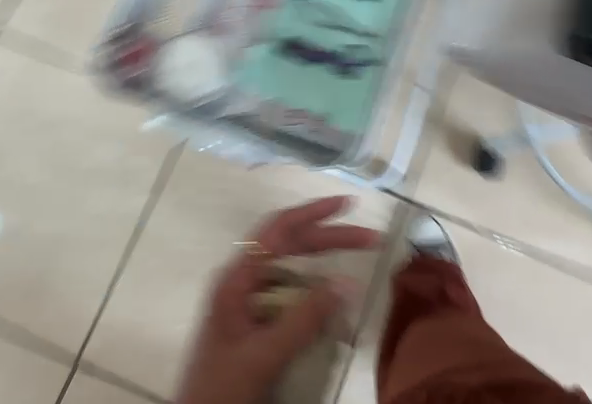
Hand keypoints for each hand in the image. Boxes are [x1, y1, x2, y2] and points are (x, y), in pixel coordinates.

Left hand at [176, 196, 381, 403]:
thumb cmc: (221, 391)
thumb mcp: (263, 356)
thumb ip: (303, 319)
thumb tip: (348, 281)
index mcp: (236, 279)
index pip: (278, 229)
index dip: (313, 212)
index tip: (348, 205)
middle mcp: (241, 283)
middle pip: (290, 246)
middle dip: (329, 238)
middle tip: (371, 239)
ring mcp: (247, 305)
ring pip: (292, 272)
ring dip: (324, 264)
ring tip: (358, 262)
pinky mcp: (254, 327)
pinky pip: (290, 298)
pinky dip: (314, 295)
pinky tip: (334, 304)